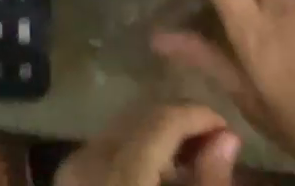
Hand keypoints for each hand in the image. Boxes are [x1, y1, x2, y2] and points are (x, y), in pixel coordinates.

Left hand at [57, 103, 240, 185]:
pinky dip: (136, 152)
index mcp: (122, 173)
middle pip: (140, 119)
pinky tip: (161, 171)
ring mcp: (72, 168)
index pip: (161, 120)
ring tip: (193, 159)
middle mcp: (89, 159)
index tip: (227, 128)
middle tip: (216, 143)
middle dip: (180, 125)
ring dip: (159, 138)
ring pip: (124, 130)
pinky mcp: (67, 176)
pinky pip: (107, 148)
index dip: (197, 116)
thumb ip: (209, 181)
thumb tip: (227, 137)